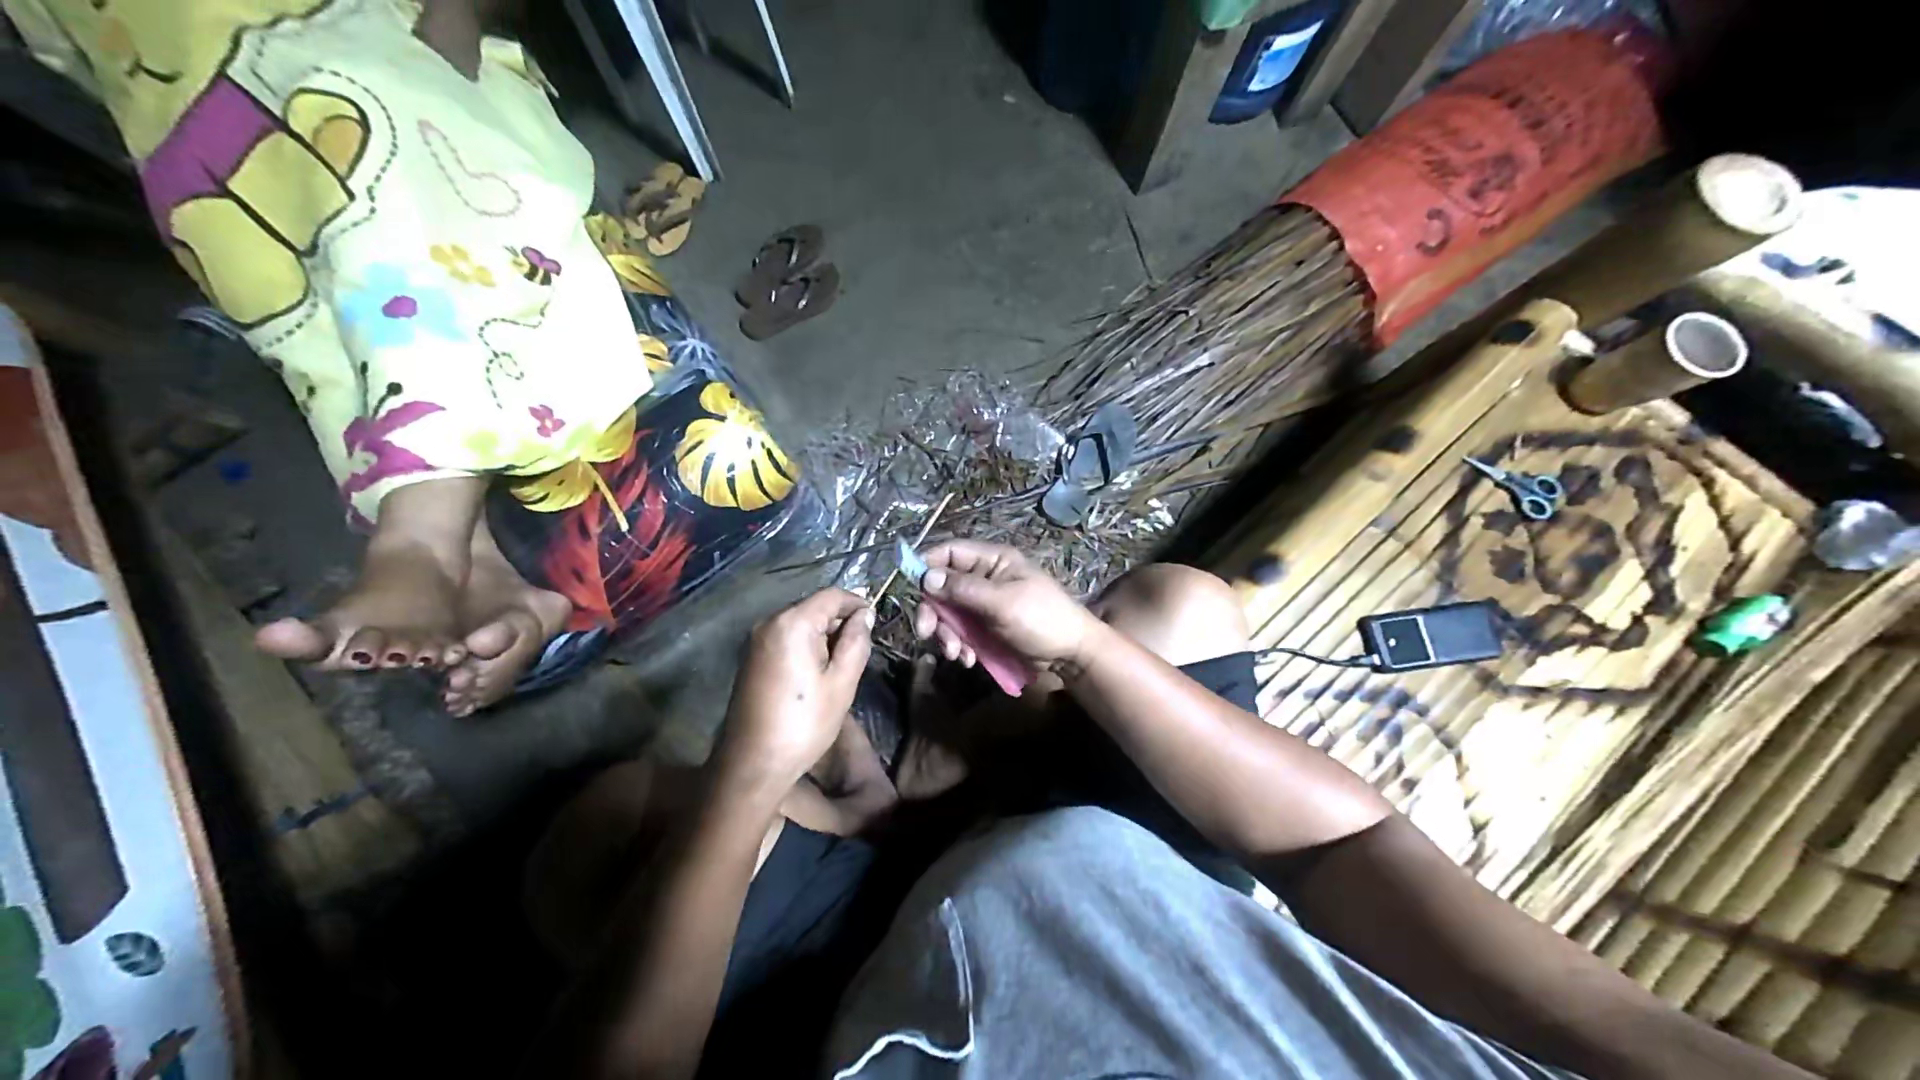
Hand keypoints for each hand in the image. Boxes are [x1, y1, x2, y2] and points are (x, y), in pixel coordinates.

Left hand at [716, 589, 873, 792]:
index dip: (857, 603)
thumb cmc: (803, 724)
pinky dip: (806, 646)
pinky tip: (817, 674)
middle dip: (840, 622)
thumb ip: (856, 642)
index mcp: (791, 624)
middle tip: (861, 651)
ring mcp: (756, 640)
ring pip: (800, 624)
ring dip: (824, 636)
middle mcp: (769, 623)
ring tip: (841, 666)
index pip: (831, 596)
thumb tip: (865, 616)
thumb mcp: (842, 683)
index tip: (876, 623)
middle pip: (814, 608)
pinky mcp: (751, 658)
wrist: (752, 765)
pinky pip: (786, 639)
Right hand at [910, 541, 1103, 671]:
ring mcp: (984, 605)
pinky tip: (970, 660)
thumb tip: (926, 576)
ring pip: (949, 614)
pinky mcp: (986, 628)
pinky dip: (960, 646)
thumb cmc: (1042, 619)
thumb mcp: (1002, 602)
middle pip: (942, 587)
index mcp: (993, 561)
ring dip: (947, 635)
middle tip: (926, 633)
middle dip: (934, 612)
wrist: (1072, 656)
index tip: (913, 588)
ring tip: (958, 654)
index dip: (928, 566)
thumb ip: (963, 589)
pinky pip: (961, 633)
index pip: (950, 552)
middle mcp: (985, 579)